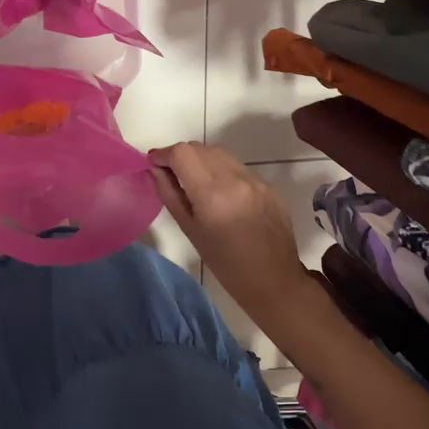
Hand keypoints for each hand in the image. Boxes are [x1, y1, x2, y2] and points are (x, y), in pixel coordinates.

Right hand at [150, 142, 307, 319]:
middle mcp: (236, 179)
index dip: (164, 154)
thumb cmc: (225, 263)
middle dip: (181, 156)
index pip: (182, 153)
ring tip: (197, 183)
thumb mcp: (190, 230)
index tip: (154, 163)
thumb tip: (155, 169)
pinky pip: (238, 168)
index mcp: (212, 194)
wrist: (275, 281)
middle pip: (200, 148)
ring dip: (202, 161)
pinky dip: (223, 172)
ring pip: (220, 154)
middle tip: (172, 174)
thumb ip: (170, 194)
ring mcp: (256, 180)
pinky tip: (223, 195)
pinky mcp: (270, 185)